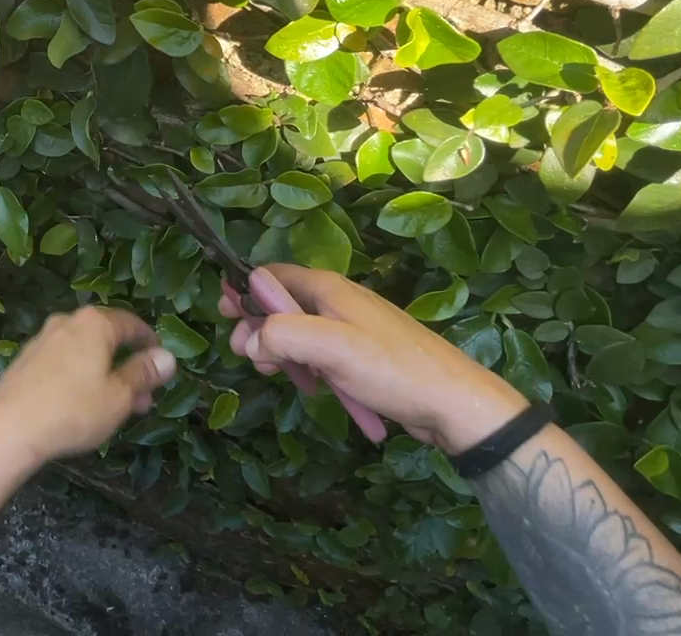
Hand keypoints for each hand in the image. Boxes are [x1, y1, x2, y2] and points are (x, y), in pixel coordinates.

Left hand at [0, 306, 176, 465]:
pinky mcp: (26, 360)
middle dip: (127, 363)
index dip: (149, 342)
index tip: (161, 361)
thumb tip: (167, 357)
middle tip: (145, 394)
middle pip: (106, 337)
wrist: (8, 427)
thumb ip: (143, 374)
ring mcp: (43, 340)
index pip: (131, 323)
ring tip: (119, 405)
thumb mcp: (118, 396)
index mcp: (94, 323)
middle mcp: (67, 322)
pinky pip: (64, 362)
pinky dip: (81, 376)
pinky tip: (84, 403)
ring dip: (105, 373)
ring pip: (85, 352)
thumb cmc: (74, 409)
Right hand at [219, 264, 527, 453]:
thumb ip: (282, 335)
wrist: (455, 405)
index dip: (244, 292)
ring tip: (276, 375)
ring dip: (280, 350)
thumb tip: (251, 338)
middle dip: (258, 328)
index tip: (225, 316)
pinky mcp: (361, 353)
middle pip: (280, 304)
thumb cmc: (391, 369)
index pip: (270, 275)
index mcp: (326, 287)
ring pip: (298, 331)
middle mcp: (335, 299)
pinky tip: (309, 386)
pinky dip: (305, 366)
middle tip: (247, 357)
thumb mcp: (330, 347)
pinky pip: (319, 352)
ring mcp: (350, 326)